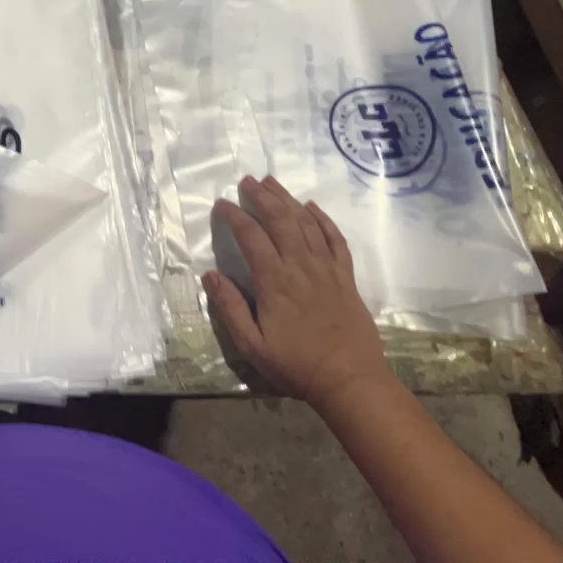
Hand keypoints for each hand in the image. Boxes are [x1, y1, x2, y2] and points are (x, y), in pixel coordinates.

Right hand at [205, 175, 392, 407]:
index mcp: (275, 282)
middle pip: (280, 221)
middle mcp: (301, 267)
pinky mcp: (345, 278)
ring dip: (287, 200)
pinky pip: (335, 240)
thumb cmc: (297, 365)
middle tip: (247, 181)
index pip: (251, 237)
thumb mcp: (253, 346)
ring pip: (306, 224)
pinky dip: (323, 220)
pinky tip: (312, 207)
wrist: (351, 382)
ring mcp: (326, 270)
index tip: (222, 204)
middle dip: (262, 197)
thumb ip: (230, 308)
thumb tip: (211, 275)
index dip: (235, 216)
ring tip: (272, 182)